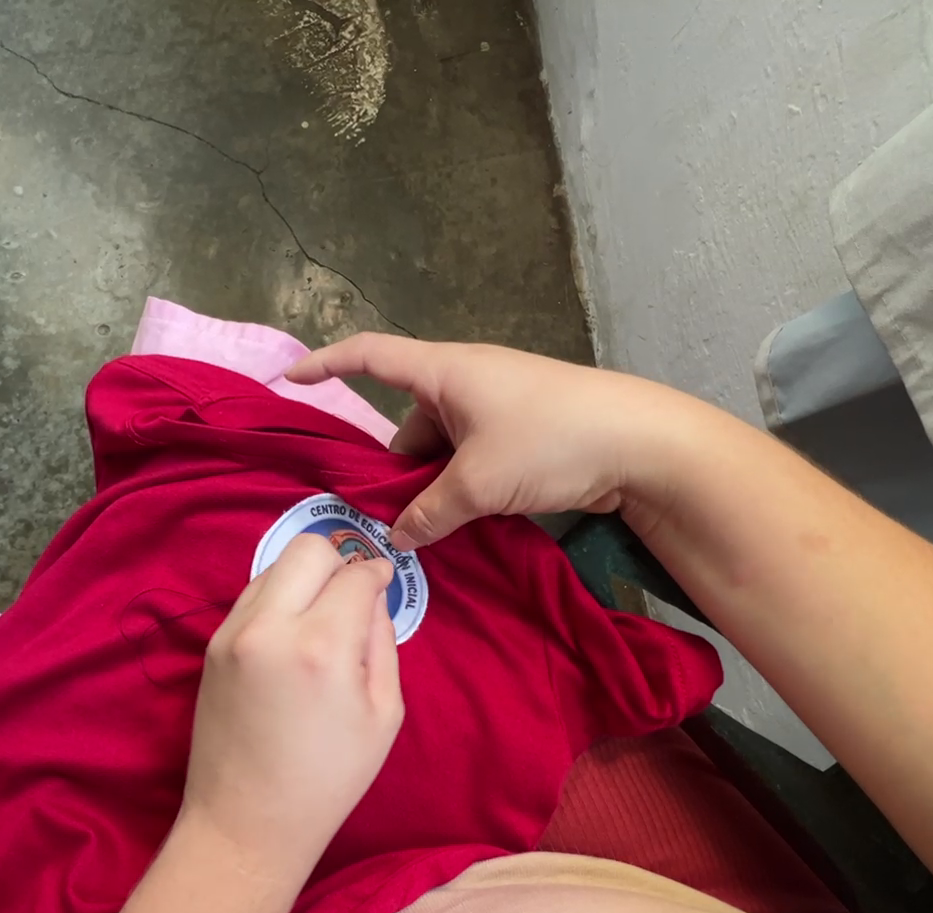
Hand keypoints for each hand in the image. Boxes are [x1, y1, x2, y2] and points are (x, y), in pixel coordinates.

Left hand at [182, 533, 404, 873]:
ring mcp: (232, 632)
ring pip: (276, 565)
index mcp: (322, 647)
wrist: (245, 822)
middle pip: (309, 548)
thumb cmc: (327, 779)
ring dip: (306, 578)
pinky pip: (252, 594)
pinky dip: (278, 598)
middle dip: (340, 560)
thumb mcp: (383, 714)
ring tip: (320, 618)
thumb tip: (373, 594)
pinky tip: (290, 635)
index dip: (378, 574)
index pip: (356, 575)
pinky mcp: (211, 644)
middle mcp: (270, 626)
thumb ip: (382, 640)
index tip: (384, 582)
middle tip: (352, 596)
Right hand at [288, 333, 692, 548]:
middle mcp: (465, 382)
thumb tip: (398, 538)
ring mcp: (496, 409)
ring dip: (431, 486)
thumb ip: (429, 512)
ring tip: (430, 530)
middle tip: (385, 516)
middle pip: (407, 422)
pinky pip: (469, 459)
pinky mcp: (521, 434)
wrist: (643, 443)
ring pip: (440, 449)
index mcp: (445, 371)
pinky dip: (459, 487)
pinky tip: (462, 522)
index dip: (326, 364)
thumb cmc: (550, 440)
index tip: (289, 380)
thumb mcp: (478, 482)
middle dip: (394, 467)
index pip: (369, 355)